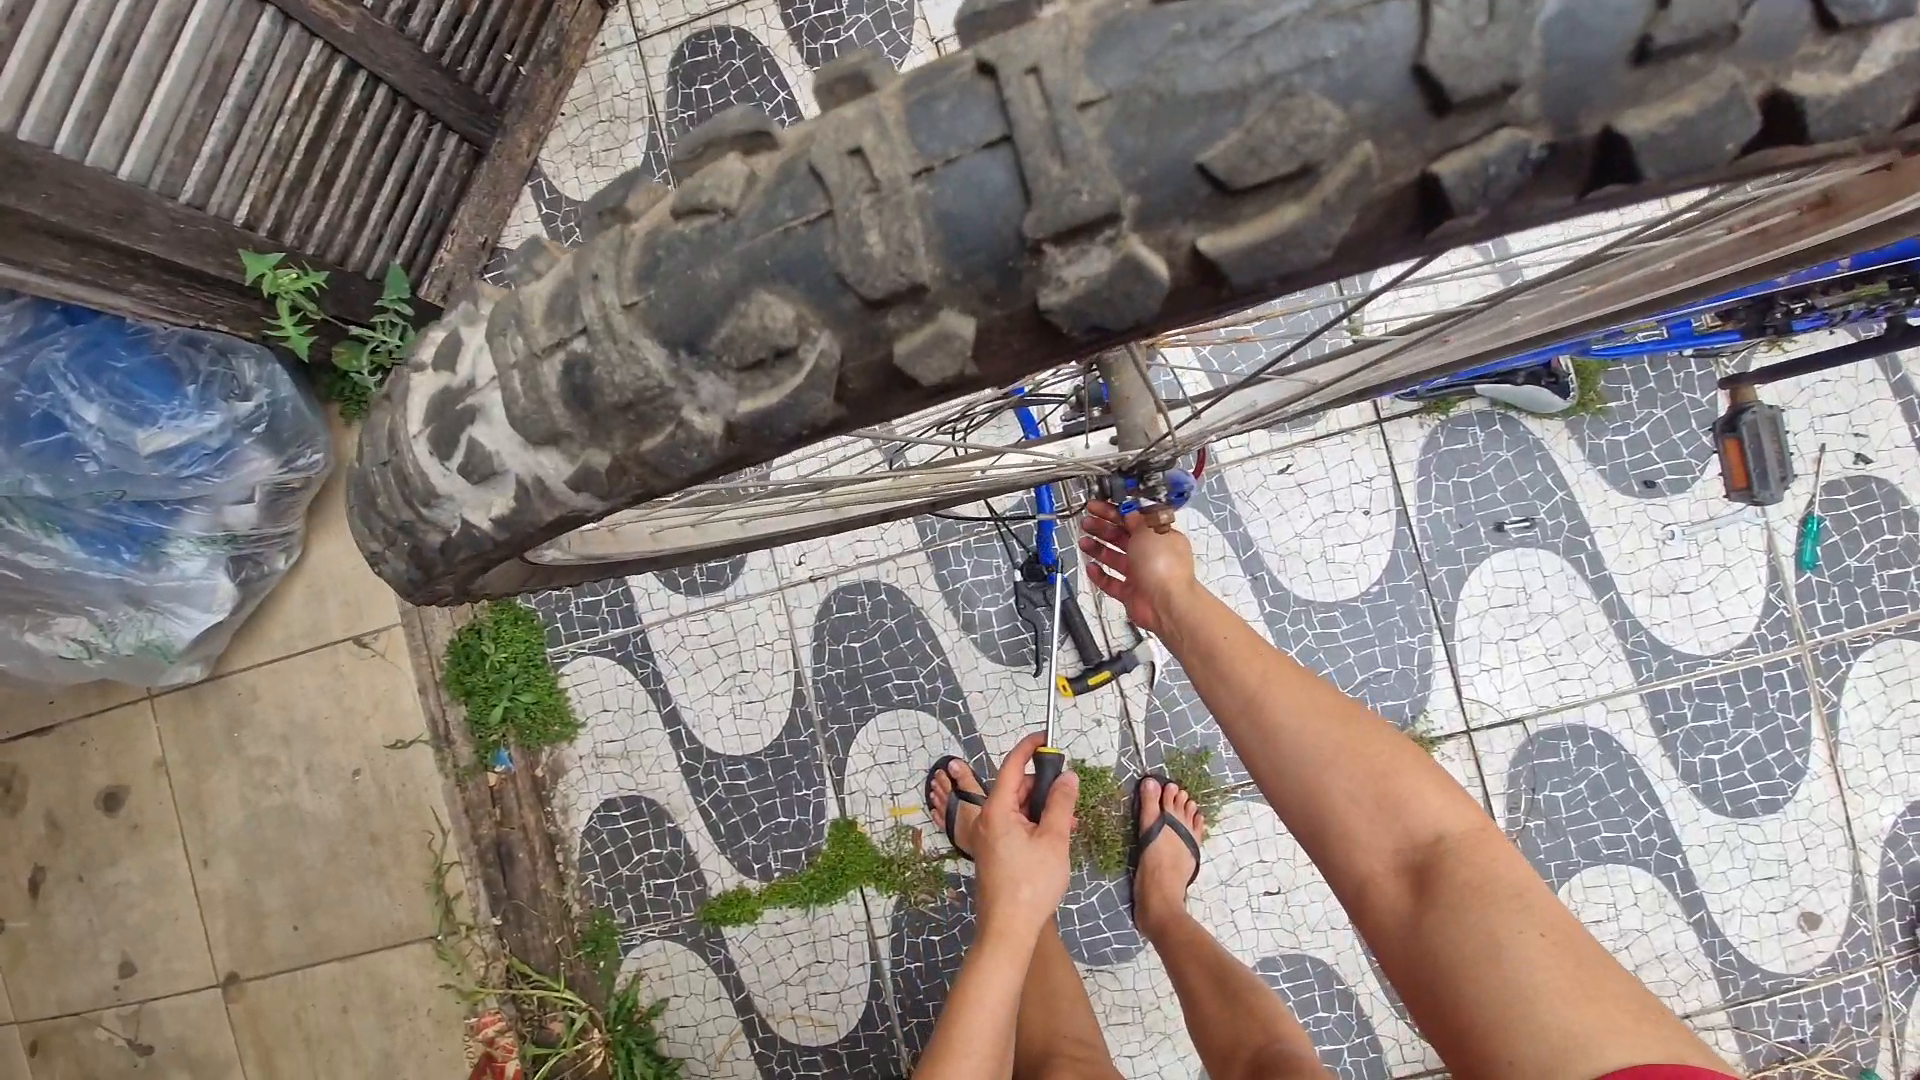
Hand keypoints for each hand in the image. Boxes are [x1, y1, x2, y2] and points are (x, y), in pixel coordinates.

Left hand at [972, 733, 1078, 939]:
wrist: (1008, 929)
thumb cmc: (1031, 883)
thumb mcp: (1054, 840)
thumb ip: (1060, 804)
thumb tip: (1067, 776)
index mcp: (997, 809)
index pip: (1012, 765)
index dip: (1029, 747)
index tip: (1046, 737)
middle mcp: (988, 818)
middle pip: (1016, 788)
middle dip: (1043, 787)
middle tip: (1069, 796)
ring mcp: (989, 836)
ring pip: (1018, 808)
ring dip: (1042, 809)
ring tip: (1068, 824)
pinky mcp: (994, 851)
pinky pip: (1015, 826)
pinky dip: (1034, 825)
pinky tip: (1055, 838)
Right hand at [1077, 500, 1199, 634]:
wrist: (1166, 604)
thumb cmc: (1164, 565)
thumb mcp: (1148, 531)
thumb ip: (1135, 519)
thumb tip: (1128, 511)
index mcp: (1159, 536)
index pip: (1134, 519)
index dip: (1114, 512)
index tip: (1097, 507)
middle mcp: (1150, 554)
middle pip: (1122, 538)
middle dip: (1102, 528)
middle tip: (1086, 522)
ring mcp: (1140, 574)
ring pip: (1115, 558)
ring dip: (1098, 549)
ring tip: (1083, 542)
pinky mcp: (1130, 593)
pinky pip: (1111, 582)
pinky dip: (1100, 575)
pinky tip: (1090, 567)